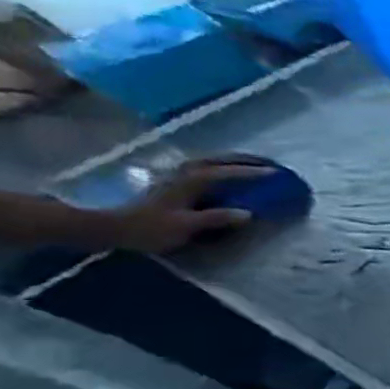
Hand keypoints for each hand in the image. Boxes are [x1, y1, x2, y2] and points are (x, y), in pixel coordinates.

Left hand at [100, 157, 275, 252]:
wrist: (112, 227)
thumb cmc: (149, 228)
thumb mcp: (184, 226)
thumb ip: (216, 218)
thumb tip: (249, 214)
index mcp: (190, 182)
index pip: (227, 173)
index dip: (252, 173)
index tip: (277, 174)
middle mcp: (184, 174)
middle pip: (219, 160)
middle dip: (247, 160)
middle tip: (272, 163)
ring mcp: (177, 176)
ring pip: (211, 161)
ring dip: (234, 160)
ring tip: (256, 164)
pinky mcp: (175, 181)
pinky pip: (206, 168)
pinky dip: (222, 166)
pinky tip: (230, 171)